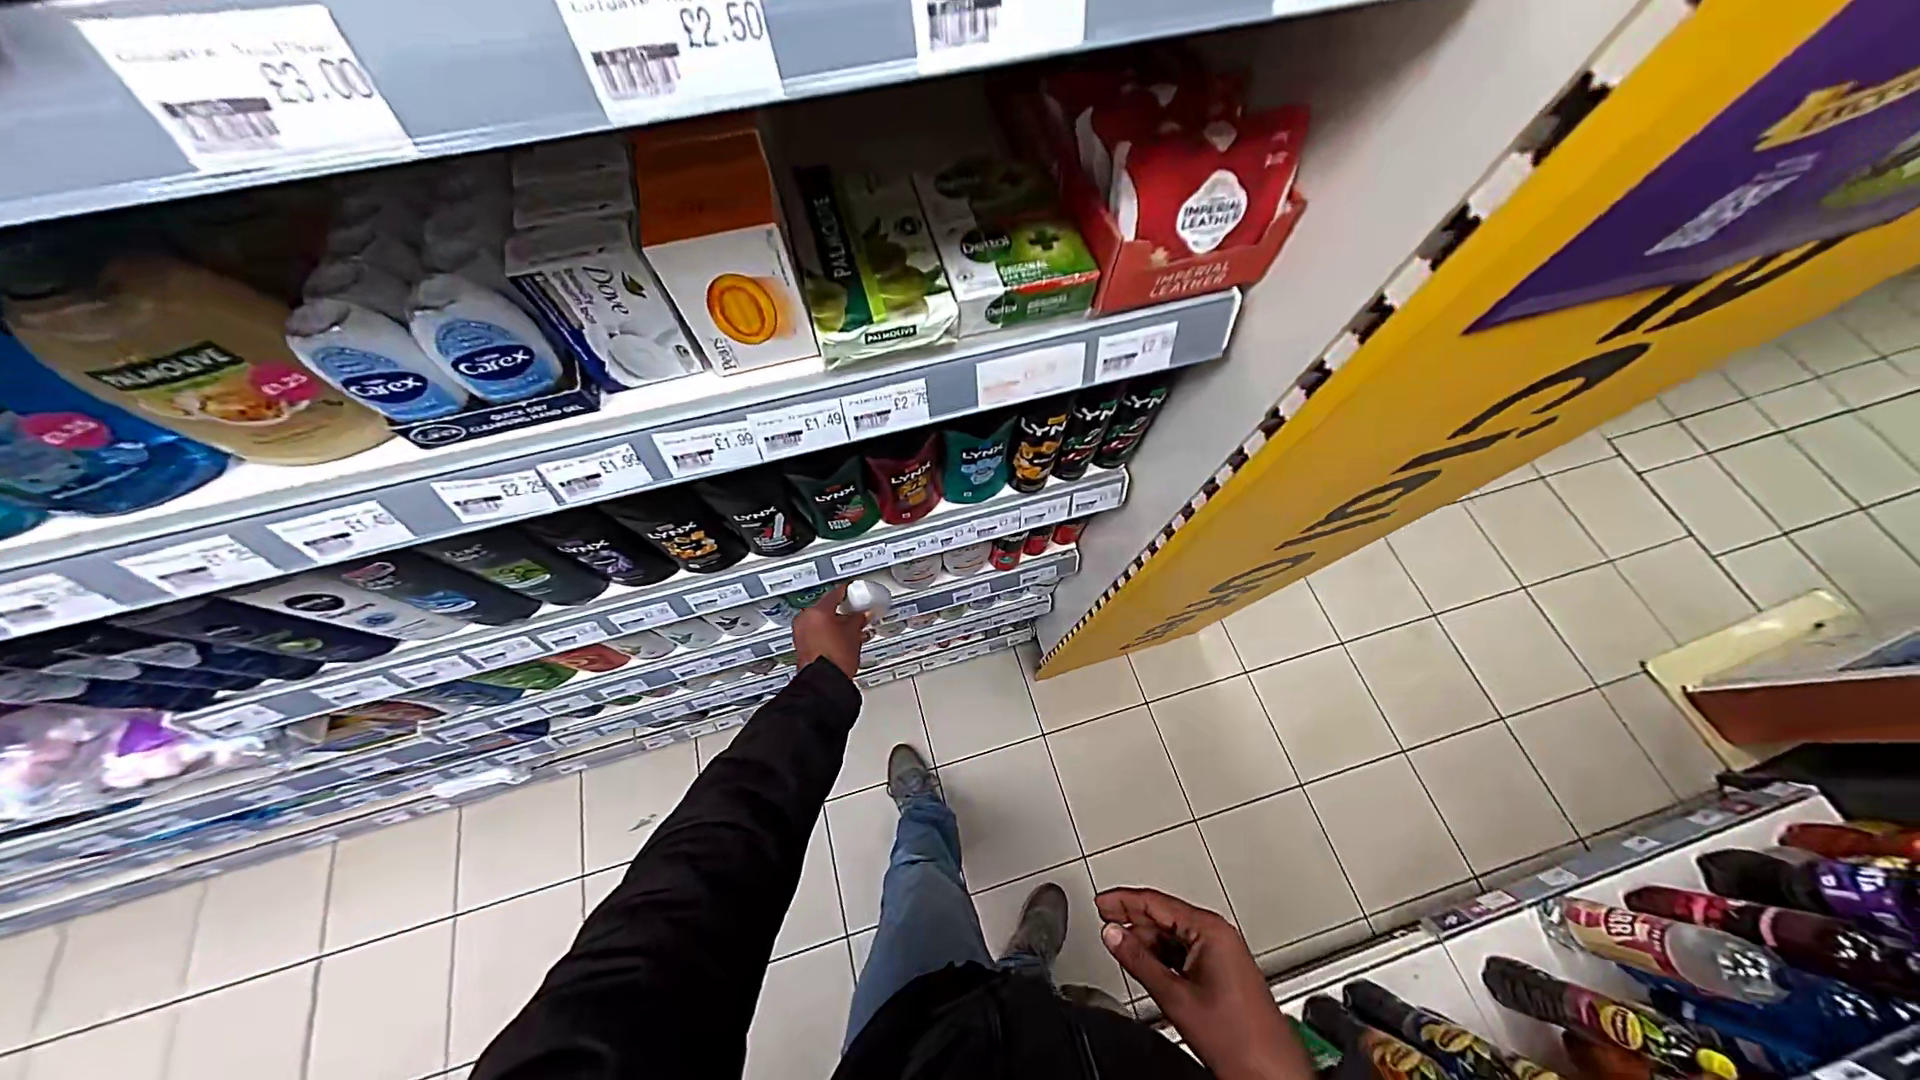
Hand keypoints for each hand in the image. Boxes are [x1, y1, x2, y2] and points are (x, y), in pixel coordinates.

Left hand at [793, 584, 865, 677]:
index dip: (848, 592)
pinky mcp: (803, 646)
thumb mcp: (853, 633)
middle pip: (826, 608)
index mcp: (816, 612)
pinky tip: (844, 638)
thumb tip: (861, 615)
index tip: (854, 591)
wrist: (825, 682)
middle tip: (857, 611)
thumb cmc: (834, 659)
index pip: (835, 594)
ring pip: (822, 622)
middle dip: (843, 611)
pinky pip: (818, 633)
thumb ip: (858, 619)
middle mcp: (805, 620)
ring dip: (837, 623)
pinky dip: (830, 633)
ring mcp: (802, 634)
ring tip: (854, 627)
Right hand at [1097, 887, 1311, 1079]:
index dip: (1123, 900)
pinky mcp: (1222, 969)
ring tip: (1122, 948)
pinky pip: (1184, 952)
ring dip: (1147, 941)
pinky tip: (1148, 967)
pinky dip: (1162, 956)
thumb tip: (1113, 934)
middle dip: (1133, 921)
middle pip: (1164, 916)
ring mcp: (1222, 952)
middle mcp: (1218, 934)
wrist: (1272, 1077)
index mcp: (1210, 930)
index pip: (1156, 901)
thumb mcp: (1175, 996)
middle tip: (1106, 923)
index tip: (1102, 902)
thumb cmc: (1240, 1040)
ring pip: (1173, 935)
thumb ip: (1138, 960)